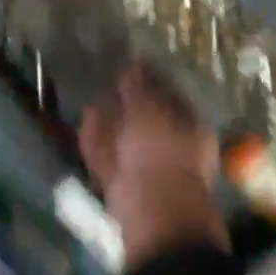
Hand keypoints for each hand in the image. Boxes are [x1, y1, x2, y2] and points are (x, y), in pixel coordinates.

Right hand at [78, 67, 227, 267]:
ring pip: (126, 136)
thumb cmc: (160, 152)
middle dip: (128, 101)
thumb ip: (139, 87)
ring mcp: (148, 165)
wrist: (151, 209)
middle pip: (148, 117)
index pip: (172, 96)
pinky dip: (97, 137)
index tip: (130, 65)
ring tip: (93, 95)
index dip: (152, 80)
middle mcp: (173, 145)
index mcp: (189, 126)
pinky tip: (85, 117)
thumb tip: (133, 65)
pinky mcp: (124, 180)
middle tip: (108, 79)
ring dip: (111, 118)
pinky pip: (109, 152)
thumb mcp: (149, 110)